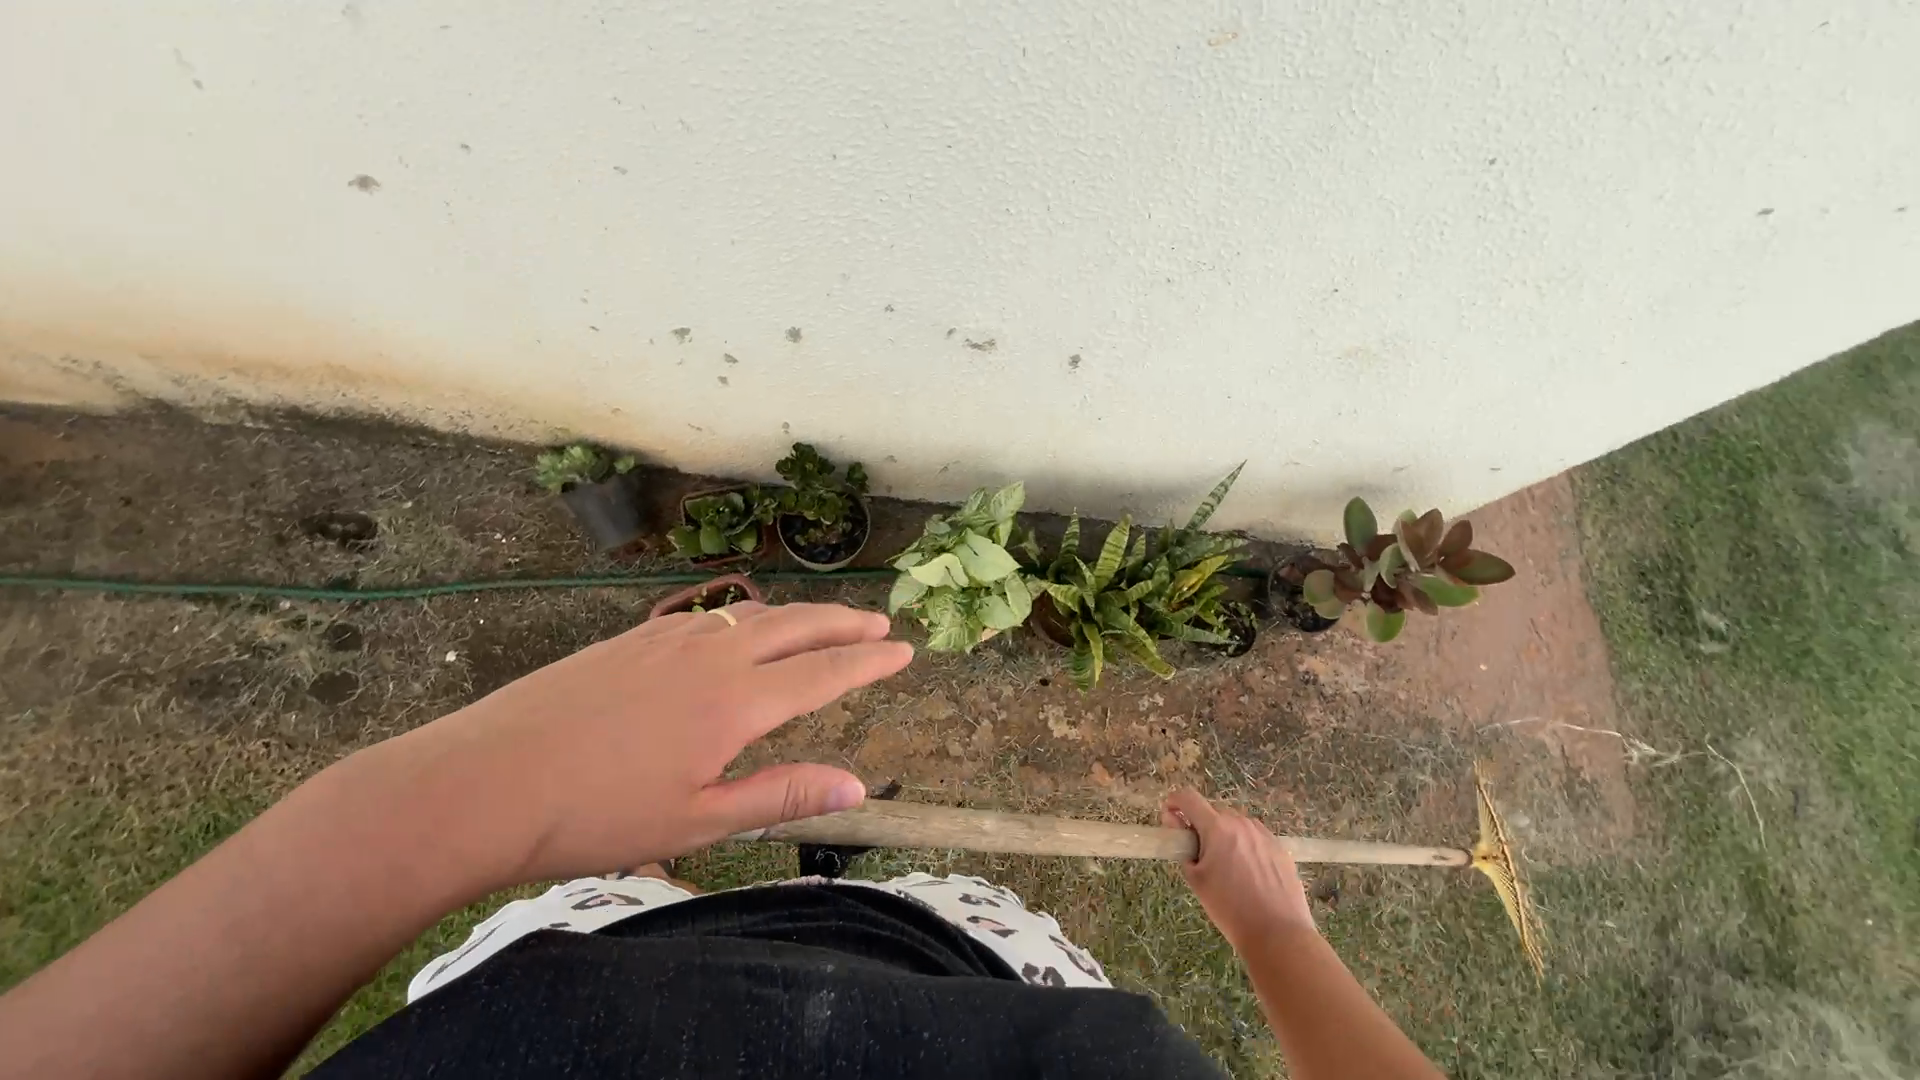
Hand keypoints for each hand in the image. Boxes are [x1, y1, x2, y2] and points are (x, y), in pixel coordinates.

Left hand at [356, 602, 911, 887]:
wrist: (484, 781)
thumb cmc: (597, 814)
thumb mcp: (698, 820)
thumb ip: (782, 795)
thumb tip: (857, 786)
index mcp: (736, 701)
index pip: (824, 672)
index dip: (869, 661)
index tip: (904, 650)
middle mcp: (712, 655)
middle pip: (797, 624)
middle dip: (844, 622)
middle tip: (878, 622)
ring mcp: (670, 638)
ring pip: (754, 613)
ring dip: (800, 614)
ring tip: (824, 625)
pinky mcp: (634, 638)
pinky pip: (713, 616)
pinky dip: (751, 617)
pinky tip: (743, 632)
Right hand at [1162, 789, 1314, 949]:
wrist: (1278, 933)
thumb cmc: (1230, 908)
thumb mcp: (1196, 879)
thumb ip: (1183, 846)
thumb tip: (1176, 824)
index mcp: (1217, 828)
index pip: (1188, 797)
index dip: (1174, 802)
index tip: (1170, 817)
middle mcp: (1241, 823)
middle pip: (1213, 813)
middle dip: (1201, 826)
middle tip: (1199, 855)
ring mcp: (1263, 834)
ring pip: (1235, 824)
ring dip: (1224, 835)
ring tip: (1227, 867)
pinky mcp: (1280, 847)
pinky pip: (1254, 837)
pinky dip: (1245, 845)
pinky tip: (1249, 873)